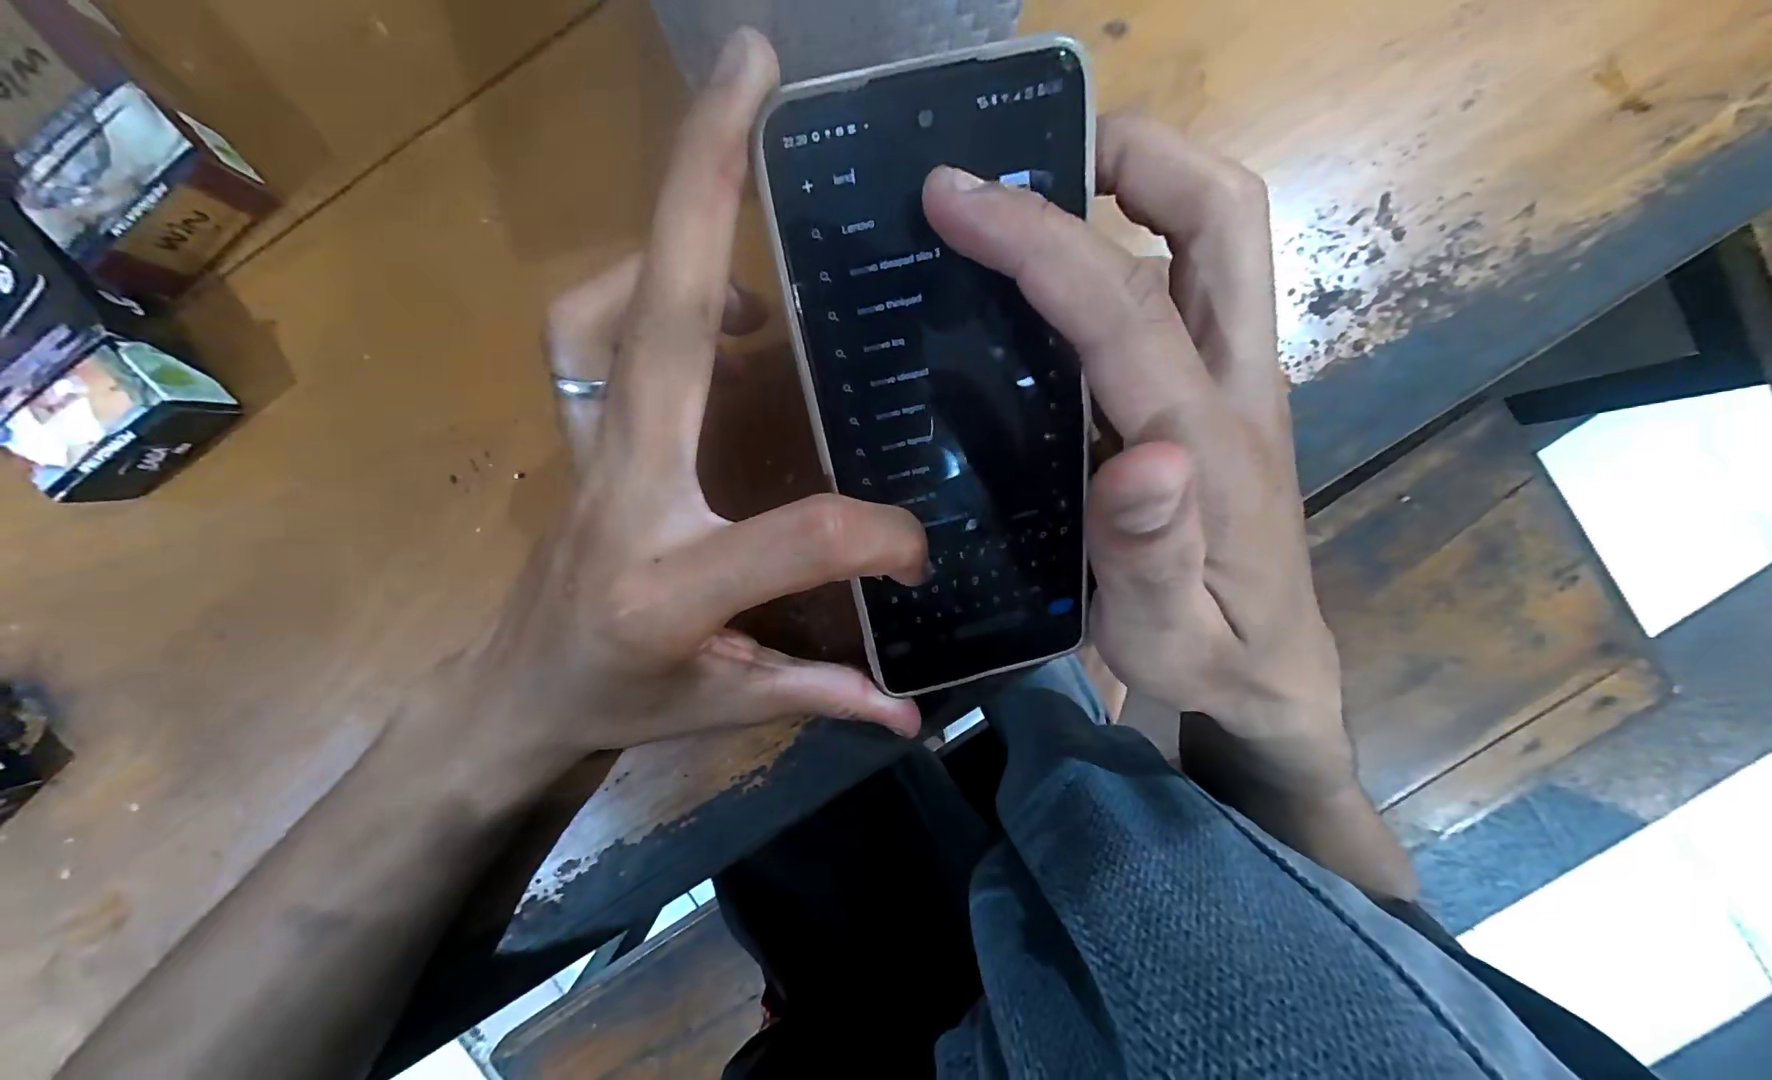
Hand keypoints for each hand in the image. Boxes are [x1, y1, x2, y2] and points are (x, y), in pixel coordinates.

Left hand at [469, 28, 927, 764]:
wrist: (510, 699)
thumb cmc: (620, 704)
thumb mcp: (728, 709)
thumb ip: (827, 699)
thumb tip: (915, 713)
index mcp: (669, 579)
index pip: (799, 533)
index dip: (877, 539)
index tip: (917, 556)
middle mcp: (626, 488)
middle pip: (664, 319)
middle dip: (706, 181)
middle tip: (755, 71)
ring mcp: (594, 448)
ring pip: (611, 304)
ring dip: (672, 226)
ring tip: (746, 195)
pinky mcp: (580, 432)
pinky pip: (587, 331)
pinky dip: (635, 287)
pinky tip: (707, 300)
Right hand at [922, 116, 1351, 798]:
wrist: (1273, 669)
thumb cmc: (1212, 654)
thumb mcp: (1167, 635)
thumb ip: (1154, 556)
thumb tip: (1148, 460)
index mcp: (1212, 448)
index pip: (1127, 314)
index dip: (1042, 242)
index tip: (957, 196)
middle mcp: (1236, 389)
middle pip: (1222, 221)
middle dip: (1136, 157)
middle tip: (1035, 154)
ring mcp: (1232, 384)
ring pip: (1209, 242)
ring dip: (1132, 189)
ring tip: (1030, 197)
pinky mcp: (1214, 397)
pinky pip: (1178, 294)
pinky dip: (1122, 253)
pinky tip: (1052, 285)